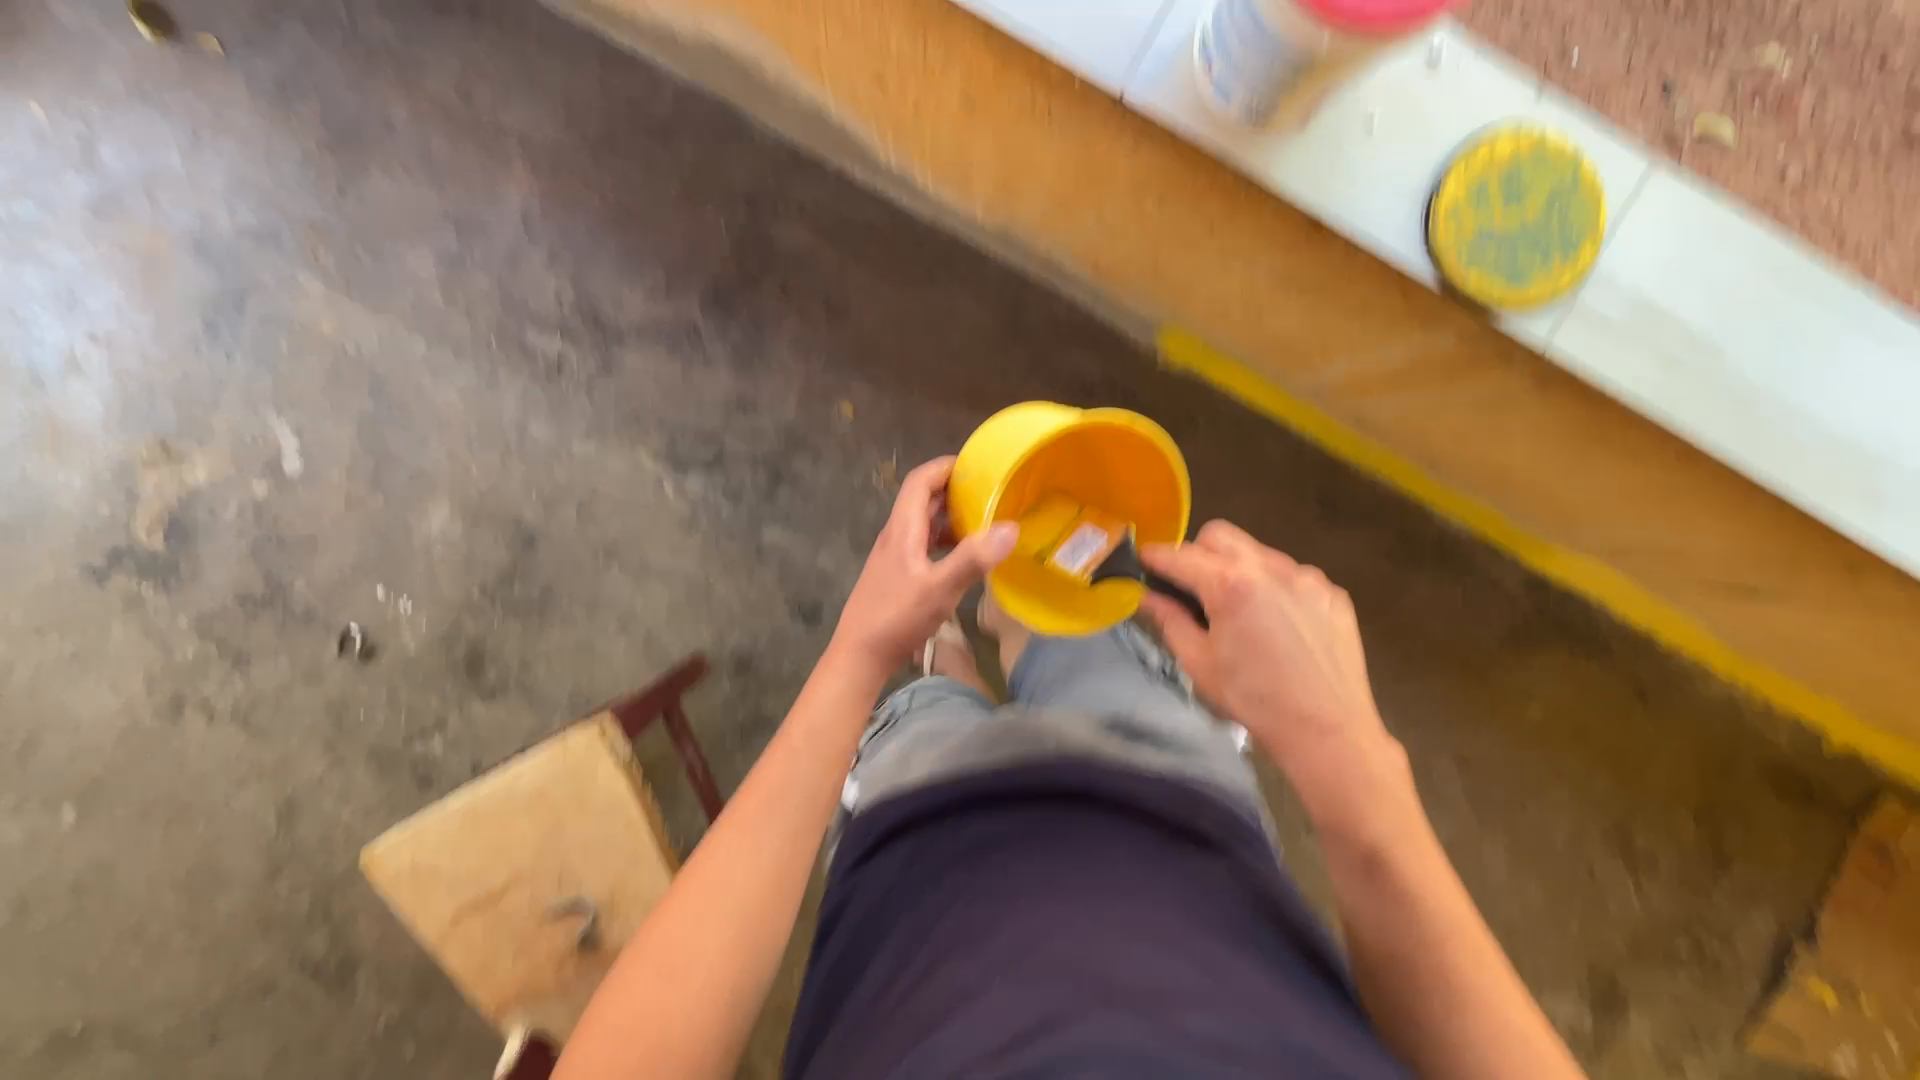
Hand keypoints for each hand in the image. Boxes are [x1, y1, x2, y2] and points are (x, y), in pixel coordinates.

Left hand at [829, 456, 1018, 672]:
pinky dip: (943, 542)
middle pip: (921, 499)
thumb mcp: (940, 589)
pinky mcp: (895, 577)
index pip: (920, 481)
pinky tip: (961, 558)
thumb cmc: (896, 618)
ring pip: (922, 524)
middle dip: (953, 489)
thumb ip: (973, 558)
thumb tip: (1010, 527)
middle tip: (988, 491)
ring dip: (949, 517)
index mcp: (902, 529)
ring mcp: (893, 557)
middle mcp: (895, 536)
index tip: (976, 464)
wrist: (859, 655)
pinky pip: (922, 546)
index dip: (945, 466)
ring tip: (981, 520)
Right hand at [1139, 522, 1405, 813]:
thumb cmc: (1252, 700)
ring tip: (1240, 609)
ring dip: (1239, 569)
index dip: (1155, 556)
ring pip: (1258, 552)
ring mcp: (1306, 577)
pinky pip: (1292, 575)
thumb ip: (1169, 620)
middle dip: (1197, 552)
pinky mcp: (1332, 593)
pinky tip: (1279, 625)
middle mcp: (1269, 568)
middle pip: (1220, 536)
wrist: (1326, 730)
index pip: (1180, 556)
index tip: (1142, 560)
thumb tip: (1146, 596)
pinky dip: (1275, 588)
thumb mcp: (1198, 663)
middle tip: (1191, 587)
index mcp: (1229, 585)